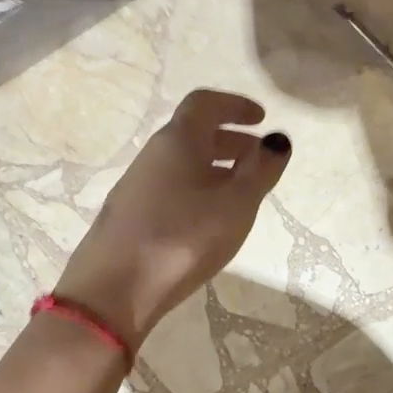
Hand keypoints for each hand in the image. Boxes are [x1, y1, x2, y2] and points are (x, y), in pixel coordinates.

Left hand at [55, 90, 290, 344]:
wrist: (115, 289)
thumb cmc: (184, 238)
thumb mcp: (235, 205)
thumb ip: (260, 171)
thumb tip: (278, 140)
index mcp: (179, 141)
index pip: (205, 103)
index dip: (234, 105)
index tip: (261, 119)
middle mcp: (154, 154)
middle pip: (194, 133)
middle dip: (231, 139)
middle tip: (260, 158)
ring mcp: (139, 185)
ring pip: (184, 162)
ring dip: (216, 167)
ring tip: (242, 193)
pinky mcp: (132, 214)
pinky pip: (173, 186)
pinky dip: (199, 188)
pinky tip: (210, 219)